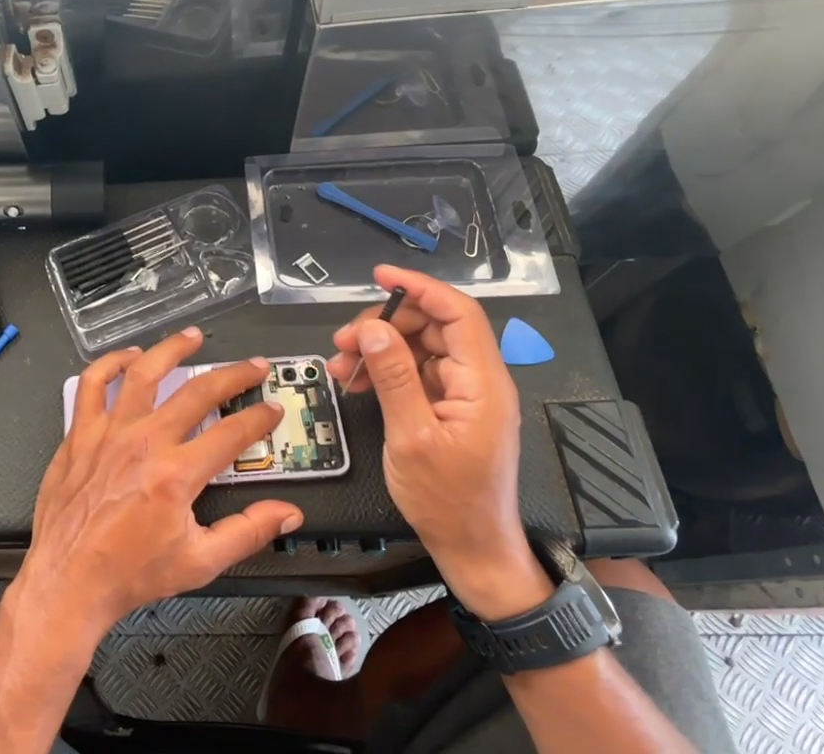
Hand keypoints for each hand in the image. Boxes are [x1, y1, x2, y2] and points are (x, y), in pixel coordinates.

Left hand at [12, 328, 305, 640]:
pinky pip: (92, 386)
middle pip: (198, 392)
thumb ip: (248, 531)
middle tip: (253, 365)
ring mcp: (109, 433)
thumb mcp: (199, 562)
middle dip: (233, 374)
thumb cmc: (130, 574)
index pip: (232, 433)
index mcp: (177, 474)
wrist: (68, 581)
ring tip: (192, 336)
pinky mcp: (81, 434)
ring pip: (144, 374)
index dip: (259, 418)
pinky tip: (128, 357)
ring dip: (172, 349)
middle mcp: (144, 443)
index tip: (272, 409)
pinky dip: (110, 364)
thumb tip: (287, 513)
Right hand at [329, 266, 552, 618]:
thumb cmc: (446, 499)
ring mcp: (464, 395)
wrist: (472, 548)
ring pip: (421, 347)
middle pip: (434, 326)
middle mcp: (478, 380)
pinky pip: (416, 373)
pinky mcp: (450, 409)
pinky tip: (356, 381)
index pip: (457, 313)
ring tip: (341, 364)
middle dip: (386, 323)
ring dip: (380, 348)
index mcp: (482, 382)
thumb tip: (374, 329)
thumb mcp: (412, 437)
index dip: (420, 287)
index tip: (380, 275)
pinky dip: (385, 370)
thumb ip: (394, 377)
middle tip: (344, 341)